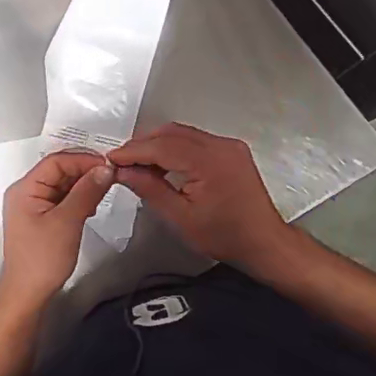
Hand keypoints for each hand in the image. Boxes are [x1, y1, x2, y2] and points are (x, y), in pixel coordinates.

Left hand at [0, 150, 114, 306]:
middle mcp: (26, 193)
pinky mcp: (41, 220)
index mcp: (24, 189)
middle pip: (58, 171)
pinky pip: (62, 200)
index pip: (56, 161)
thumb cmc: (43, 258)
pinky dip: (78, 200)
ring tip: (105, 191)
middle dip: (85, 172)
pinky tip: (92, 206)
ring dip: (84, 186)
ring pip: (62, 186)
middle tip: (112, 177)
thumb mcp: (67, 221)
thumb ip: (86, 192)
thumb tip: (105, 169)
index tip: (108, 165)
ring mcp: (33, 207)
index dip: (82, 159)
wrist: (28, 292)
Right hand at [109, 123, 292, 266]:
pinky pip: (196, 141)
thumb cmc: (225, 235)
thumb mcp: (180, 217)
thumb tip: (124, 173)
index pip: (162, 147)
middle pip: (171, 133)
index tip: (111, 159)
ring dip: (157, 145)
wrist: (263, 242)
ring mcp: (228, 146)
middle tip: (121, 162)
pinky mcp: (231, 152)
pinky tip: (162, 166)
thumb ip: (150, 189)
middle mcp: (221, 146)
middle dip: (143, 145)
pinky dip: (174, 148)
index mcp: (209, 162)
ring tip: (137, 166)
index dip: (133, 151)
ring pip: (183, 134)